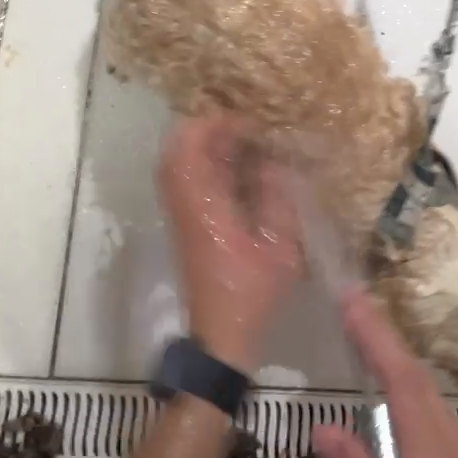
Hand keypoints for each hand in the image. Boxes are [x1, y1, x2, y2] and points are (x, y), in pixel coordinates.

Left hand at [157, 114, 301, 373]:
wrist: (221, 335)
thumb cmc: (252, 291)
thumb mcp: (279, 246)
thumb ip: (277, 196)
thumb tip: (273, 160)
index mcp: (203, 202)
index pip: (191, 144)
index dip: (217, 123)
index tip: (251, 123)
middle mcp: (184, 201)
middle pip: (178, 146)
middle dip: (210, 128)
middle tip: (247, 129)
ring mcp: (181, 212)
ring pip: (179, 161)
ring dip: (208, 145)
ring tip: (247, 143)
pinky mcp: (187, 222)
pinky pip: (188, 178)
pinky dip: (208, 164)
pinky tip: (241, 169)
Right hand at [312, 288, 457, 457]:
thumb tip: (325, 426)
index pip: (405, 385)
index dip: (377, 337)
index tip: (351, 299)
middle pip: (418, 383)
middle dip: (383, 339)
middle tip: (349, 304)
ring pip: (427, 398)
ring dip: (394, 364)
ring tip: (361, 335)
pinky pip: (432, 418)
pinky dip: (406, 393)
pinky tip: (386, 395)